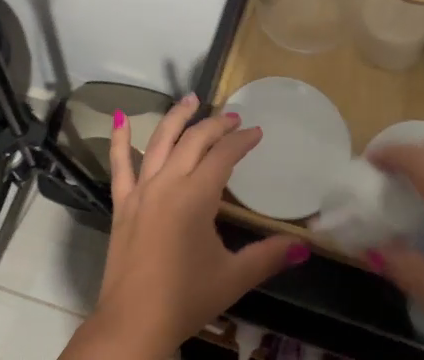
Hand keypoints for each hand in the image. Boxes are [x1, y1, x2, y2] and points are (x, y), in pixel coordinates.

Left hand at [59, 94, 305, 359]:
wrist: (133, 323)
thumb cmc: (186, 298)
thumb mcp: (233, 278)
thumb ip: (268, 256)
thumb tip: (304, 247)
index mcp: (196, 196)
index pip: (223, 155)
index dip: (242, 141)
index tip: (257, 132)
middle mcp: (168, 183)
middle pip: (193, 141)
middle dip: (215, 125)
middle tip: (233, 118)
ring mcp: (141, 191)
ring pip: (159, 142)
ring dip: (176, 118)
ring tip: (191, 99)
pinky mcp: (122, 204)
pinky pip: (119, 165)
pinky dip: (119, 140)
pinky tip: (119, 118)